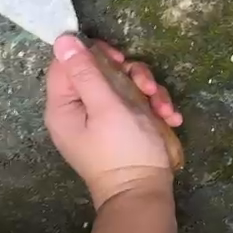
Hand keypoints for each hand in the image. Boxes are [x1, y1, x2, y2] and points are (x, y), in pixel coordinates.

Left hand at [45, 35, 183, 209]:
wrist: (145, 193)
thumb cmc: (122, 150)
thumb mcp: (107, 107)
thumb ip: (86, 72)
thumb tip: (63, 39)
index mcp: (64, 106)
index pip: (66, 64)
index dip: (91, 54)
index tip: (117, 58)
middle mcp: (80, 109)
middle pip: (100, 71)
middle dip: (129, 74)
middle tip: (144, 83)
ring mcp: (105, 118)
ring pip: (124, 84)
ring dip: (148, 90)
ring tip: (162, 107)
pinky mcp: (126, 125)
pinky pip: (138, 102)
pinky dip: (155, 106)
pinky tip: (170, 117)